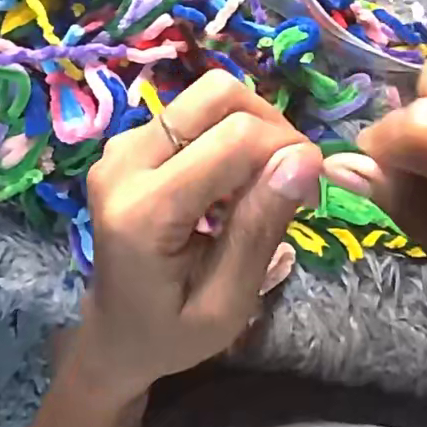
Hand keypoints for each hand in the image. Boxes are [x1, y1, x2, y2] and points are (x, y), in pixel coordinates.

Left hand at [75, 71, 321, 399]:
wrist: (112, 333)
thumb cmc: (170, 332)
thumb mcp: (227, 303)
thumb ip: (260, 228)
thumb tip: (306, 159)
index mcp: (143, 210)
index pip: (233, 139)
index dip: (287, 149)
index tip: (313, 188)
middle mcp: (125, 161)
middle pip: (217, 94)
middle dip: (270, 124)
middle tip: (290, 174)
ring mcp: (122, 145)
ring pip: (208, 95)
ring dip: (252, 126)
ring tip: (264, 178)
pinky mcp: (129, 140)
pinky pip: (194, 111)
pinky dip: (229, 132)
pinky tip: (234, 177)